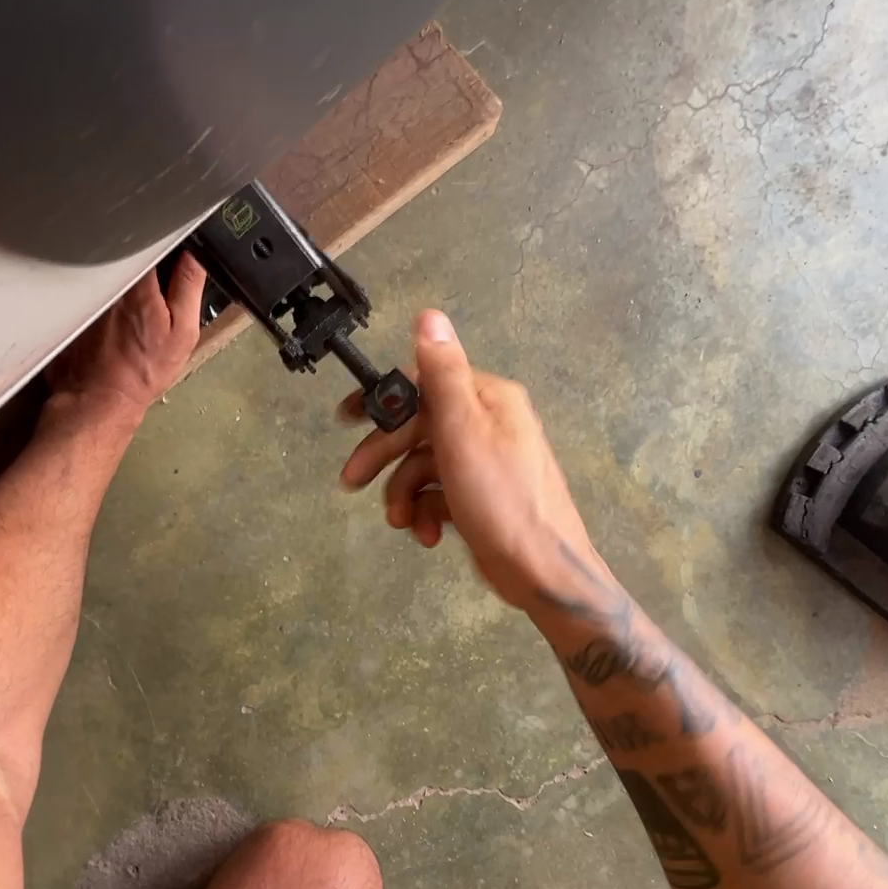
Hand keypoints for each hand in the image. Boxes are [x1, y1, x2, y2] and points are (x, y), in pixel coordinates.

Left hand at [47, 255, 207, 415]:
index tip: (178, 263)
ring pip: (113, 269)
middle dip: (149, 267)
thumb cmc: (142, 370)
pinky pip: (95, 287)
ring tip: (136, 316)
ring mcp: (89, 290)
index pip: (156, 242)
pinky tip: (116, 324)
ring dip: (127, 281)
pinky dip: (108, 297)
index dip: (170, 247)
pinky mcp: (76, 302)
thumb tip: (196, 255)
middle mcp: (109, 279)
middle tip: (158, 298)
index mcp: (139, 281)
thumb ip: (189, 287)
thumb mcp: (183, 332)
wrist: (102, 396)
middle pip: (132, 253)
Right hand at [338, 310, 608, 610]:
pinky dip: (426, 513)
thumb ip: (443, 374)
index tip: (346, 419)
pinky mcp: (481, 498)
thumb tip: (430, 315)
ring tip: (401, 522)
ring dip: (404, 494)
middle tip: (351, 482)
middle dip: (384, 458)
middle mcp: (489, 425)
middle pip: (420, 429)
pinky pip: (440, 495)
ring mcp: (485, 464)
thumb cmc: (501, 501)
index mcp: (488, 400)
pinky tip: (427, 535)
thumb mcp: (464, 431)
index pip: (423, 386)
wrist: (542, 573)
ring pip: (425, 467)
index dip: (383, 403)